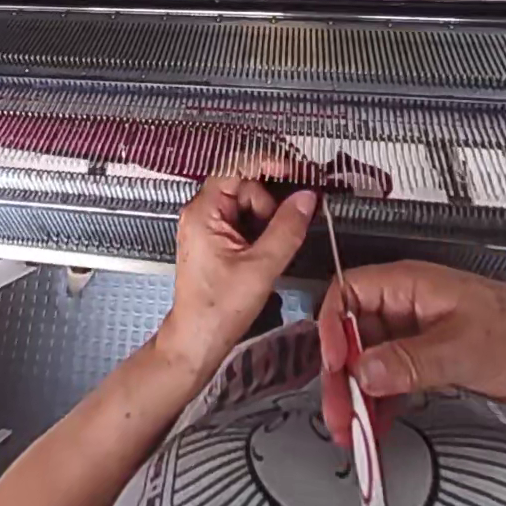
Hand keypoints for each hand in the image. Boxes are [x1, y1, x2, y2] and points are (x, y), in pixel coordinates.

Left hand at [157, 177, 315, 378]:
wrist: (197, 342)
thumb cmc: (220, 308)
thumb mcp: (262, 267)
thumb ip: (287, 228)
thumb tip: (308, 196)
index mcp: (204, 210)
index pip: (236, 167)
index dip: (268, 163)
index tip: (296, 171)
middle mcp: (201, 211)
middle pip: (245, 186)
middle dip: (269, 204)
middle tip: (284, 230)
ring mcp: (207, 224)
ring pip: (246, 203)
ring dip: (266, 219)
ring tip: (270, 250)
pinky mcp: (215, 239)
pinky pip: (242, 219)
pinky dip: (259, 229)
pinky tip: (266, 251)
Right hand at [318, 261, 505, 443]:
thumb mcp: (461, 348)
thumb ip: (409, 360)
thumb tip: (363, 370)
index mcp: (408, 283)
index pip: (348, 292)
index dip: (332, 325)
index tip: (332, 364)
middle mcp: (404, 302)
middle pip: (352, 330)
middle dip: (341, 372)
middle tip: (339, 413)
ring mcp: (412, 329)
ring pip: (367, 357)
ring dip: (356, 392)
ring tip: (353, 430)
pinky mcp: (422, 354)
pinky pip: (387, 374)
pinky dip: (378, 399)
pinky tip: (376, 424)